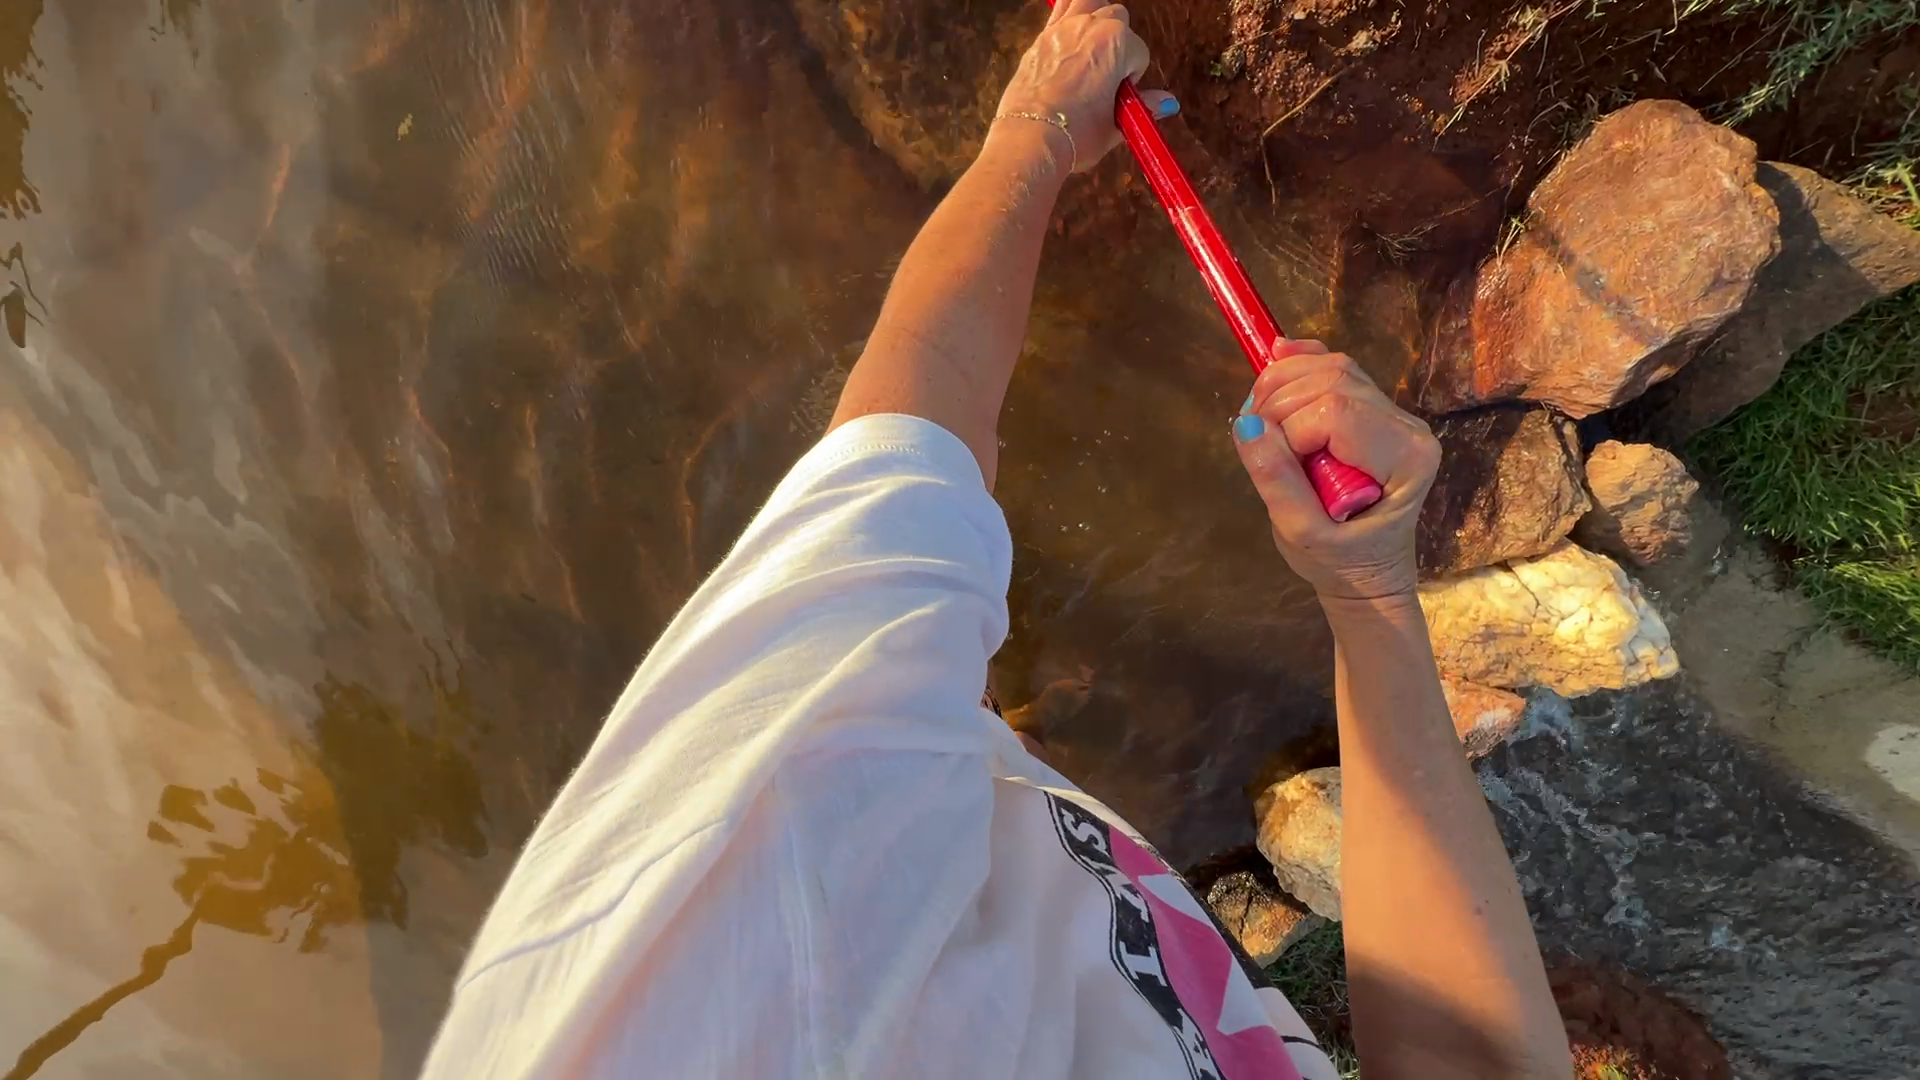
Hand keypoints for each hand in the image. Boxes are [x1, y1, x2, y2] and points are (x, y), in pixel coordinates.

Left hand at [994, 1, 1175, 173]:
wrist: (1030, 139)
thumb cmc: (1076, 135)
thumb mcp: (1113, 127)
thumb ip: (1140, 108)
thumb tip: (1167, 102)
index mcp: (1117, 43)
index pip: (1138, 53)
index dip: (1132, 78)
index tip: (1120, 98)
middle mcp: (1092, 25)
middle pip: (1116, 20)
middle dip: (1117, 44)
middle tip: (1107, 77)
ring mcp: (1063, 28)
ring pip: (1089, 3)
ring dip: (1095, 17)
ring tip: (1092, 46)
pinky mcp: (1040, 39)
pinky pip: (1059, 10)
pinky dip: (1067, 15)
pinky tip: (1068, 29)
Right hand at [1232, 339, 1440, 603]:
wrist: (1365, 573)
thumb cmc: (1339, 562)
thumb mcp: (1301, 533)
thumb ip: (1278, 480)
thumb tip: (1246, 426)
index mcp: (1402, 459)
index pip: (1335, 412)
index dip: (1288, 429)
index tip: (1271, 464)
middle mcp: (1407, 427)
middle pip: (1332, 380)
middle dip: (1278, 402)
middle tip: (1252, 439)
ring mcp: (1393, 415)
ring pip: (1332, 367)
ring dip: (1282, 384)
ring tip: (1257, 420)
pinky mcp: (1373, 411)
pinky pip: (1337, 368)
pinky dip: (1300, 364)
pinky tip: (1275, 360)